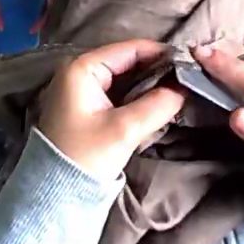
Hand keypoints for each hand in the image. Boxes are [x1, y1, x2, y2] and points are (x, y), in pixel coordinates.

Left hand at [37, 40, 186, 179]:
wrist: (56, 194)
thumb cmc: (85, 156)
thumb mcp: (124, 130)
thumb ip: (157, 105)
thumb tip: (183, 89)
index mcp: (82, 68)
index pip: (129, 49)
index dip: (160, 53)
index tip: (188, 62)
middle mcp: (79, 71)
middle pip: (127, 61)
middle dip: (157, 70)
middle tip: (186, 78)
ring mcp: (81, 88)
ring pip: (125, 77)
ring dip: (149, 84)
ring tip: (179, 89)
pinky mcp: (86, 105)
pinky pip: (119, 91)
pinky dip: (138, 95)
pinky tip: (159, 102)